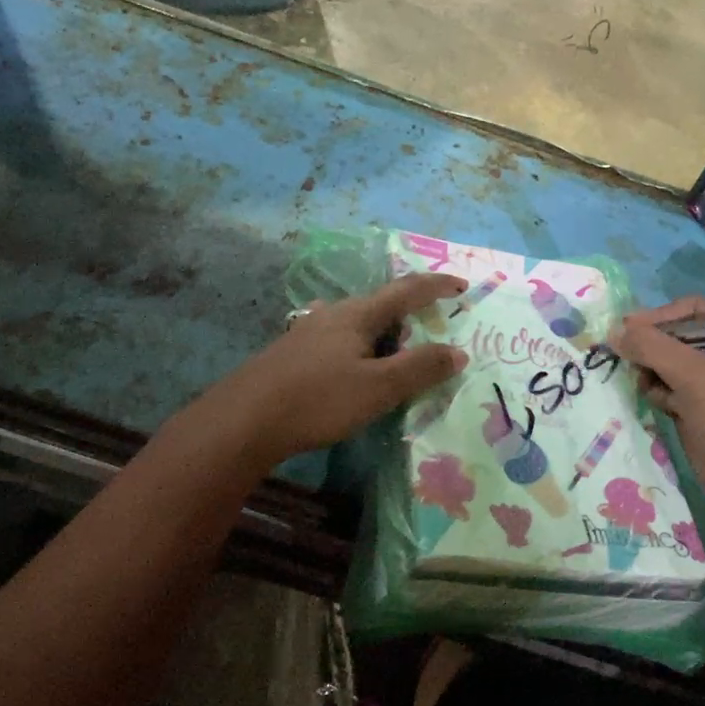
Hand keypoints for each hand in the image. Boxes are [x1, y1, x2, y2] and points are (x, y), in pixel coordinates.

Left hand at [211, 274, 469, 466]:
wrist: (243, 420)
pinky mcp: (291, 354)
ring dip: (380, 336)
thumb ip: (420, 369)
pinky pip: (337, 342)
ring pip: (355, 325)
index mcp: (357, 314)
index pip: (406, 290)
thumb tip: (458, 350)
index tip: (462, 284)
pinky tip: (348, 368)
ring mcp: (307, 332)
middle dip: (408, 317)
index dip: (437, 285)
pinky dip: (357, 350)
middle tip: (428, 343)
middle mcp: (332, 313)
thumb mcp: (378, 388)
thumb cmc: (317, 400)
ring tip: (391, 361)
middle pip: (380, 306)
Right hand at [610, 297, 704, 503]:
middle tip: (627, 354)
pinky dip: (660, 392)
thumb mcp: (694, 375)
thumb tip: (613, 332)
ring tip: (644, 382)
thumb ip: (652, 347)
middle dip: (654, 345)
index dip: (663, 315)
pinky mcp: (702, 413)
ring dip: (653, 370)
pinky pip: (672, 390)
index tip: (631, 327)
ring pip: (672, 365)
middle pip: (681, 337)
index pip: (697, 310)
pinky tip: (656, 401)